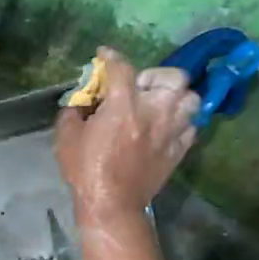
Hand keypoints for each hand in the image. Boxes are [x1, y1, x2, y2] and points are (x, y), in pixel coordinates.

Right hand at [54, 48, 198, 227]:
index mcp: (124, 106)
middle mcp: (155, 111)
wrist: (111, 204)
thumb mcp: (66, 136)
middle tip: (138, 87)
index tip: (104, 54)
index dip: (111, 57)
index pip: (122, 68)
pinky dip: (181, 120)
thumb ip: (73, 111)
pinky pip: (192, 125)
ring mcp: (172, 130)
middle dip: (155, 76)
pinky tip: (165, 125)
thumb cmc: (85, 169)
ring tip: (159, 103)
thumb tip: (80, 102)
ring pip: (191, 98)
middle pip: (173, 77)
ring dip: (176, 96)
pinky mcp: (180, 148)